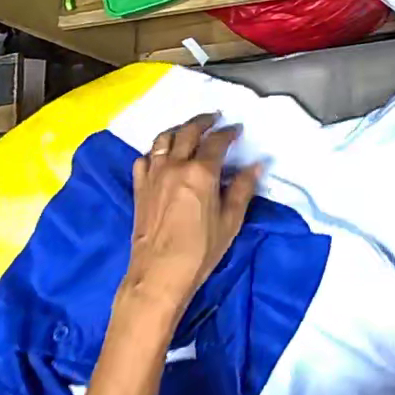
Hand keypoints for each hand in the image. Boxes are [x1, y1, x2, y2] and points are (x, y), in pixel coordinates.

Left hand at [120, 114, 261, 316]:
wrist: (158, 276)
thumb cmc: (200, 249)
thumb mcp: (231, 220)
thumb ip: (243, 188)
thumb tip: (256, 164)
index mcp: (201, 172)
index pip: (217, 141)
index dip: (229, 132)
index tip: (238, 129)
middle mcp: (175, 167)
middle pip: (188, 132)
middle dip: (203, 121)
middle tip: (215, 118)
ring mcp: (153, 177)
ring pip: (162, 140)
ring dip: (178, 131)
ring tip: (189, 131)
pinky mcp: (139, 190)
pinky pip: (144, 160)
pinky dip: (155, 152)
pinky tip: (162, 157)